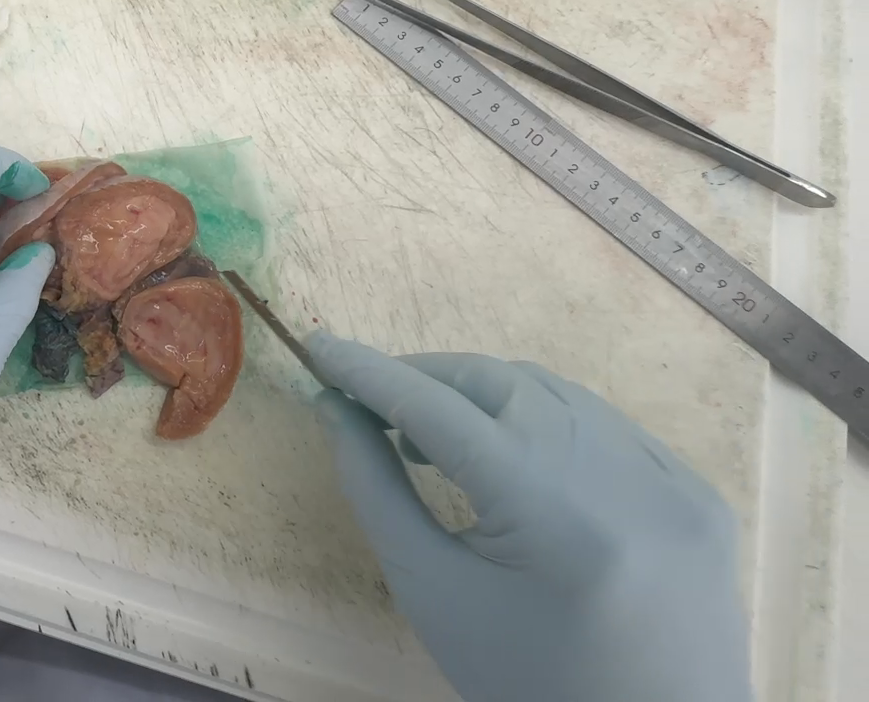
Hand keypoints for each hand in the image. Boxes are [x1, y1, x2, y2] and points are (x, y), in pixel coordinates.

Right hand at [309, 332, 750, 701]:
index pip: (434, 407)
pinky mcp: (696, 496)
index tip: (317, 344)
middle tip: (368, 404)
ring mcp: (672, 483)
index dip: (366, 371)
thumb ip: (371, 482)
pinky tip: (504, 451)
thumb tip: (331, 405)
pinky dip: (530, 414)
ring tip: (430, 432)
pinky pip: (594, 419)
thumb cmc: (517, 675)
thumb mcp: (424, 581)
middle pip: (491, 381)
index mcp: (551, 510)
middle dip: (418, 378)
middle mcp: (623, 479)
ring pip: (543, 389)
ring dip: (471, 391)